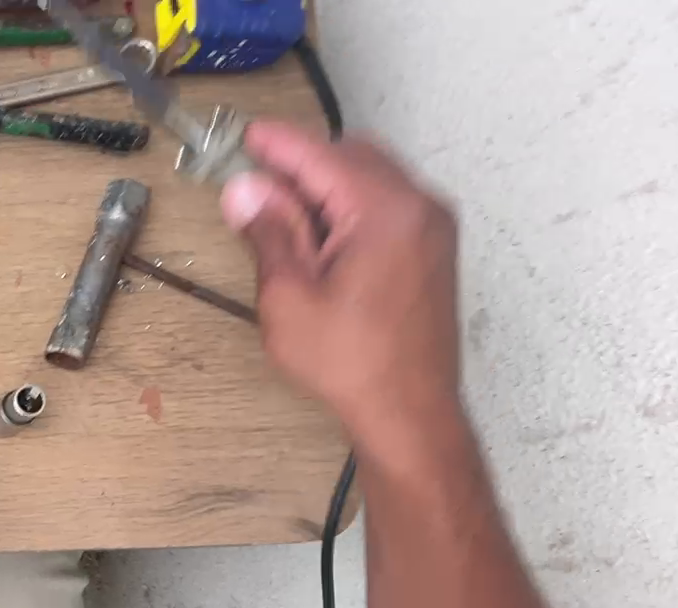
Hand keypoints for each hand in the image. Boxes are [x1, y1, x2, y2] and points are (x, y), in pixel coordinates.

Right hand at [221, 122, 465, 464]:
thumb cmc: (345, 359)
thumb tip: (245, 190)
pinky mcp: (431, 249)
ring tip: (276, 219)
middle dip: (301, 166)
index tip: (248, 133)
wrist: (406, 405)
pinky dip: (345, 208)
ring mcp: (432, 227)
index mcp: (383, 212)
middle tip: (252, 185)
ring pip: (370, 181)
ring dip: (322, 189)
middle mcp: (418, 206)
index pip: (323, 159)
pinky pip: (384, 206)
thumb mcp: (289, 296)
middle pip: (352, 160)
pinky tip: (315, 240)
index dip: (280, 145)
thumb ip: (269, 235)